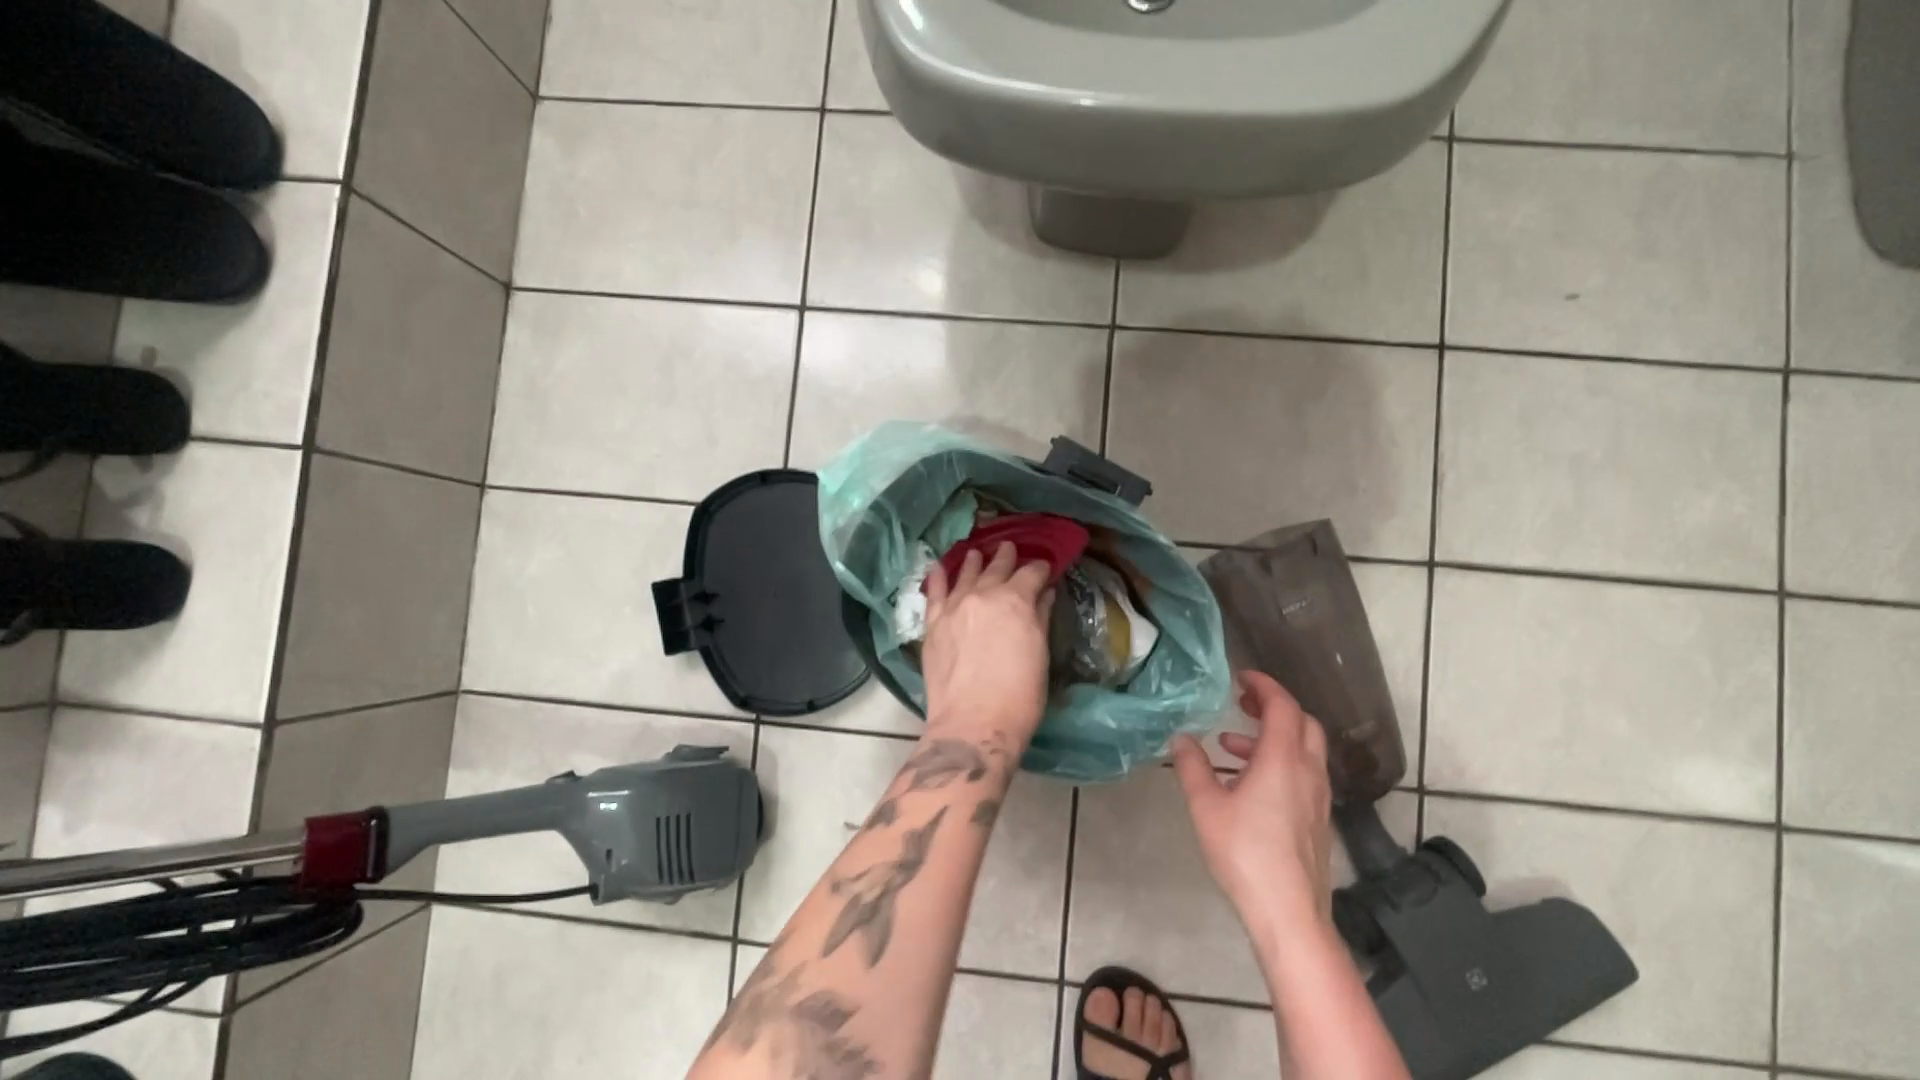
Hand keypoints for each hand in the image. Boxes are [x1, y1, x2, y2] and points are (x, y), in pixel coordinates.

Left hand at [920, 542, 1053, 746]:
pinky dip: (937, 578)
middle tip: (1009, 548)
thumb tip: (1044, 593)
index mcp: (1015, 600)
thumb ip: (1040, 618)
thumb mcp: (1040, 654)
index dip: (1040, 569)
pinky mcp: (933, 626)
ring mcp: (953, 608)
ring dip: (973, 562)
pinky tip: (938, 567)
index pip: (1031, 574)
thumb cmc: (1019, 696)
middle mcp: (982, 596)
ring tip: (976, 552)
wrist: (973, 724)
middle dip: (1006, 558)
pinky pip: (934, 594)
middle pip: (996, 569)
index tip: (1045, 569)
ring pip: (964, 576)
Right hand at [1171, 671, 1333, 942]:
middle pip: (1303, 723)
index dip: (1264, 685)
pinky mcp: (1318, 819)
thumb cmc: (1244, 853)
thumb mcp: (1206, 806)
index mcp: (1283, 759)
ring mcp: (1318, 796)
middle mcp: (1308, 771)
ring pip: (1304, 750)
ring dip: (1273, 737)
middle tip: (1242, 703)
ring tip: (1231, 744)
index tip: (1241, 677)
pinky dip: (1280, 762)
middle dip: (1274, 707)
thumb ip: (1192, 767)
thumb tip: (1181, 738)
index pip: (1283, 706)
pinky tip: (1248, 784)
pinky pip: (1303, 774)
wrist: (1289, 911)